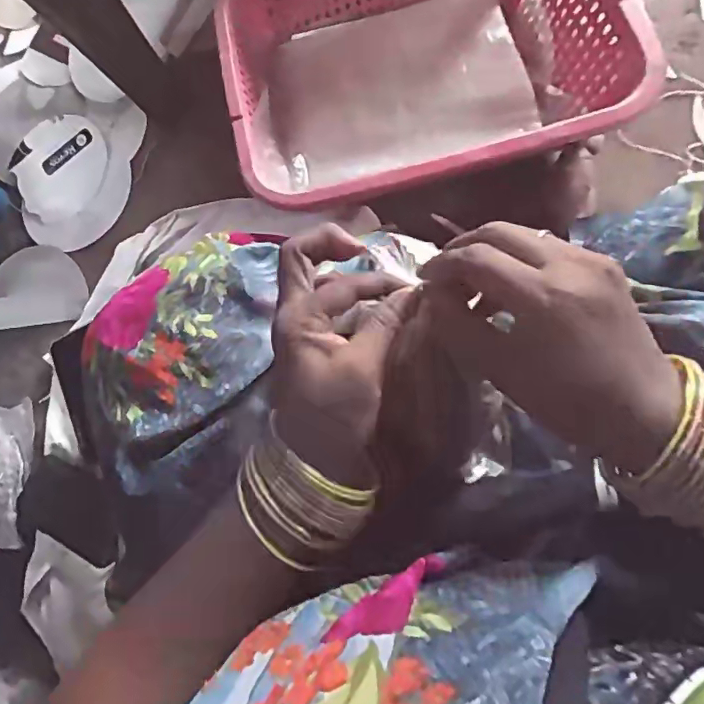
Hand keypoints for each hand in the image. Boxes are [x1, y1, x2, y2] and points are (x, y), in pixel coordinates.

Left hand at [270, 225, 416, 487]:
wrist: (311, 460)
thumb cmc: (334, 414)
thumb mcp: (362, 367)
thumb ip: (384, 324)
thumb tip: (412, 292)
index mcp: (296, 317)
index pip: (334, 278)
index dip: (373, 278)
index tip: (406, 288)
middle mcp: (291, 314)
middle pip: (297, 258)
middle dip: (330, 244)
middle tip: (364, 248)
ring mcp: (298, 327)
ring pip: (314, 281)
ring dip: (343, 273)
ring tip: (381, 282)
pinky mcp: (310, 341)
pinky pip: (326, 306)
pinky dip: (349, 298)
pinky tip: (376, 308)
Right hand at [419, 222, 680, 472]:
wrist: (645, 411)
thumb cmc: (566, 400)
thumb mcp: (498, 368)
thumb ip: (457, 324)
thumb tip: (434, 293)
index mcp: (541, 295)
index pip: (474, 257)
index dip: (441, 265)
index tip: (425, 281)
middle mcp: (568, 264)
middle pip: (497, 231)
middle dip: (462, 248)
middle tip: (444, 273)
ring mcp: (591, 259)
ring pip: (523, 234)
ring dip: (490, 250)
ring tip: (475, 282)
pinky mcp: (605, 264)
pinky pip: (548, 246)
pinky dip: (519, 258)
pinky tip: (512, 287)